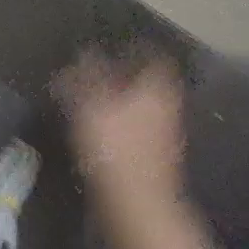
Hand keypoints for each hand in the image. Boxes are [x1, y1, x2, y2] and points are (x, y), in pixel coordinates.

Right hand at [53, 47, 186, 206]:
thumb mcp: (88, 105)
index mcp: (156, 87)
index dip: (132, 48)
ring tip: (94, 100)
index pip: (151, 55)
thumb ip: (84, 77)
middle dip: (124, 76)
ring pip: (143, 106)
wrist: (137, 202)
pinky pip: (138, 129)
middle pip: (148, 81)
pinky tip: (101, 131)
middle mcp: (167, 105)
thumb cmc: (113, 146)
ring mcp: (165, 133)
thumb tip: (81, 52)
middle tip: (98, 73)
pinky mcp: (155, 157)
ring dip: (122, 101)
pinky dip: (122, 124)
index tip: (111, 46)